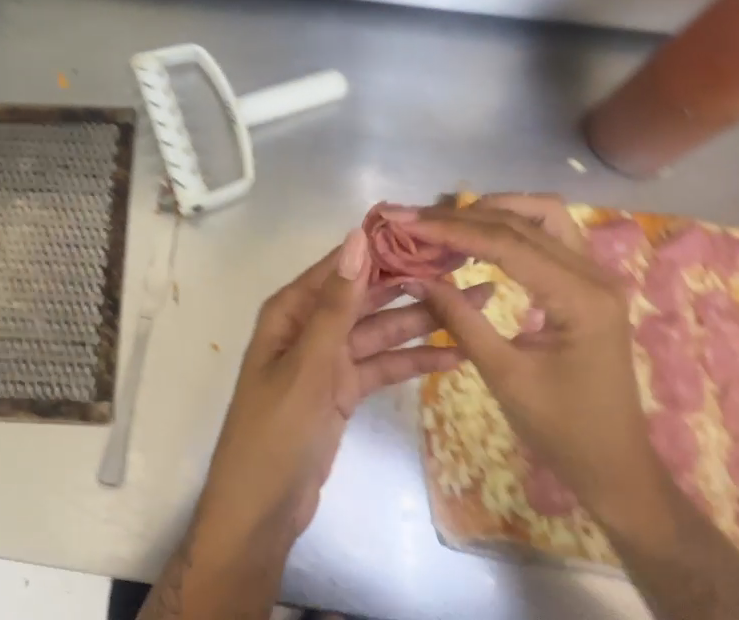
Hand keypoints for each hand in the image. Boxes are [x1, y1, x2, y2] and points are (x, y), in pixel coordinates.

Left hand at [200, 228, 494, 542]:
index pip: (343, 265)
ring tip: (477, 306)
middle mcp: (309, 325)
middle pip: (366, 295)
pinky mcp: (343, 390)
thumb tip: (358, 239)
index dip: (384, 247)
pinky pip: (383, 366)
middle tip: (467, 269)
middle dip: (413, 283)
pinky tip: (456, 355)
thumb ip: (337, 305)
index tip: (432, 231)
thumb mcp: (308, 364)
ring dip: (423, 321)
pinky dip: (414, 361)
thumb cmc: (275, 430)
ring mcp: (328, 359)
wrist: (261, 509)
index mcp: (291, 310)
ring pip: (381, 330)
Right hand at [400, 194, 669, 531]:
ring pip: (543, 215)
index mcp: (580, 298)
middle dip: (465, 216)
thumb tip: (414, 277)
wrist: (613, 465)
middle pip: (525, 220)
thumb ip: (459, 319)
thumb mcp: (503, 375)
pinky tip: (477, 240)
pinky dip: (511, 228)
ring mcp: (597, 276)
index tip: (408, 223)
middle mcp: (595, 275)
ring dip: (493, 212)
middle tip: (415, 220)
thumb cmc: (560, 429)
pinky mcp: (588, 284)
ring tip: (446, 224)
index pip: (508, 243)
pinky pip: (549, 236)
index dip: (453, 229)